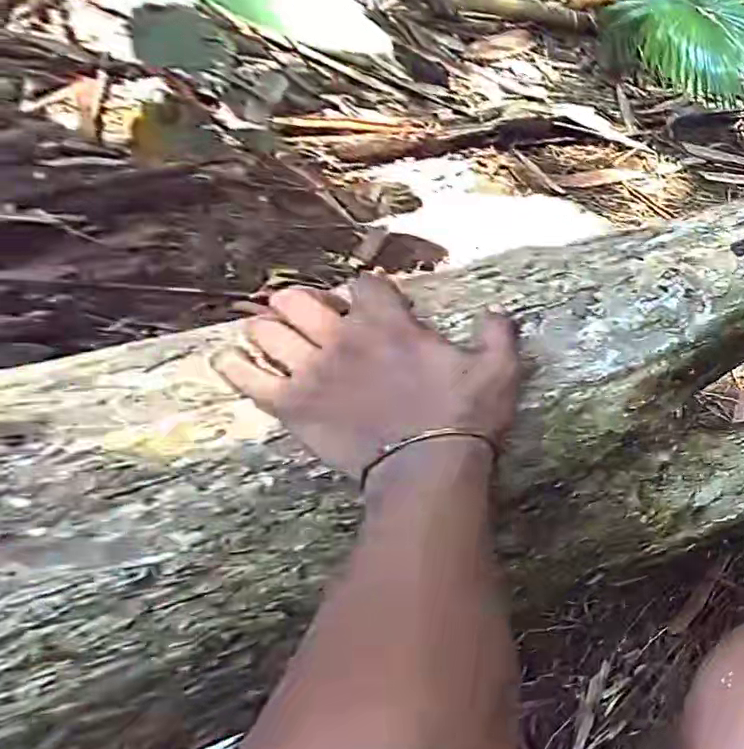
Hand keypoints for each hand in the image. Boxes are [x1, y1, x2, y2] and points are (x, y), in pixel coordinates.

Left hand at [213, 274, 521, 482]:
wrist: (430, 464)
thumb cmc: (468, 413)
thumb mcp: (501, 369)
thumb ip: (498, 333)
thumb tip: (497, 310)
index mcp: (391, 326)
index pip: (366, 284)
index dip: (373, 289)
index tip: (382, 303)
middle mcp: (341, 340)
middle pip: (295, 299)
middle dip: (308, 304)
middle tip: (327, 321)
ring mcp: (308, 371)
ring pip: (262, 330)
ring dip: (273, 330)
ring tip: (291, 342)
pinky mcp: (288, 403)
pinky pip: (237, 373)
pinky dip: (236, 364)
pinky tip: (248, 364)